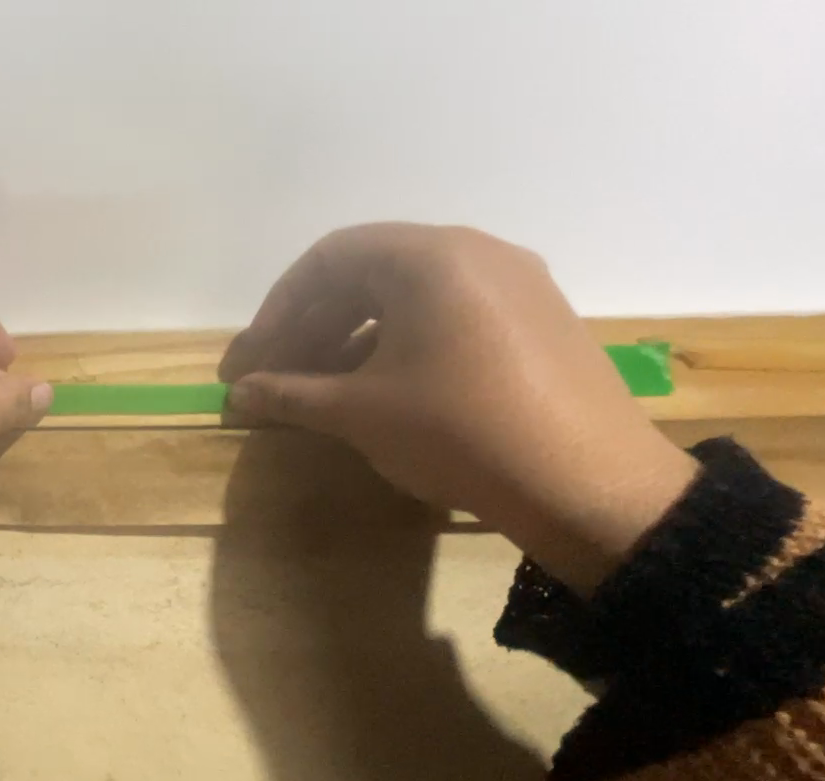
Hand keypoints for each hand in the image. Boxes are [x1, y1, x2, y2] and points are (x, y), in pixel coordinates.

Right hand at [220, 223, 697, 592]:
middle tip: (271, 377)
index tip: (252, 357)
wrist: (584, 482)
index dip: (277, 307)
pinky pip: (442, 316)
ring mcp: (512, 286)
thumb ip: (288, 393)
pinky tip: (371, 390)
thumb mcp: (356, 412)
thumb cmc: (456, 430)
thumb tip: (239, 392)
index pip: (329, 258)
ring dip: (345, 338)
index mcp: (431, 259)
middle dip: (307, 325)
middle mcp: (475, 255)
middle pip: (365, 274)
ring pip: (403, 298)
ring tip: (313, 389)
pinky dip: (392, 345)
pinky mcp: (531, 321)